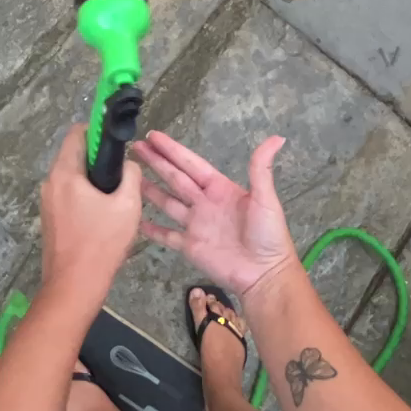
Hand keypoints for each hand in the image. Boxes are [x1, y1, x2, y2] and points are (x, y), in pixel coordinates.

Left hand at [38, 124, 142, 310]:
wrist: (74, 286)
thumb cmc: (102, 242)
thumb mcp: (128, 204)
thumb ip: (131, 174)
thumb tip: (128, 164)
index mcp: (65, 173)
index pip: (77, 133)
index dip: (98, 131)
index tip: (117, 142)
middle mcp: (50, 183)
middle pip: (74, 155)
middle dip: (98, 158)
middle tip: (122, 173)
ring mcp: (47, 202)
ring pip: (72, 177)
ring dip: (93, 179)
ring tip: (116, 196)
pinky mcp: (50, 219)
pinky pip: (68, 195)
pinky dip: (85, 195)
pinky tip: (103, 214)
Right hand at [132, 131, 295, 294]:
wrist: (264, 274)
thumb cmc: (267, 235)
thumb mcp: (266, 198)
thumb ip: (261, 168)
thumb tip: (277, 138)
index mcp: (220, 188)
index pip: (191, 163)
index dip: (172, 150)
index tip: (154, 136)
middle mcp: (204, 202)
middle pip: (175, 178)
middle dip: (156, 162)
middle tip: (136, 147)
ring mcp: (195, 224)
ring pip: (167, 202)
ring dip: (150, 190)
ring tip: (132, 177)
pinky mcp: (190, 246)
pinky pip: (167, 235)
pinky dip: (153, 229)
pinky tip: (138, 220)